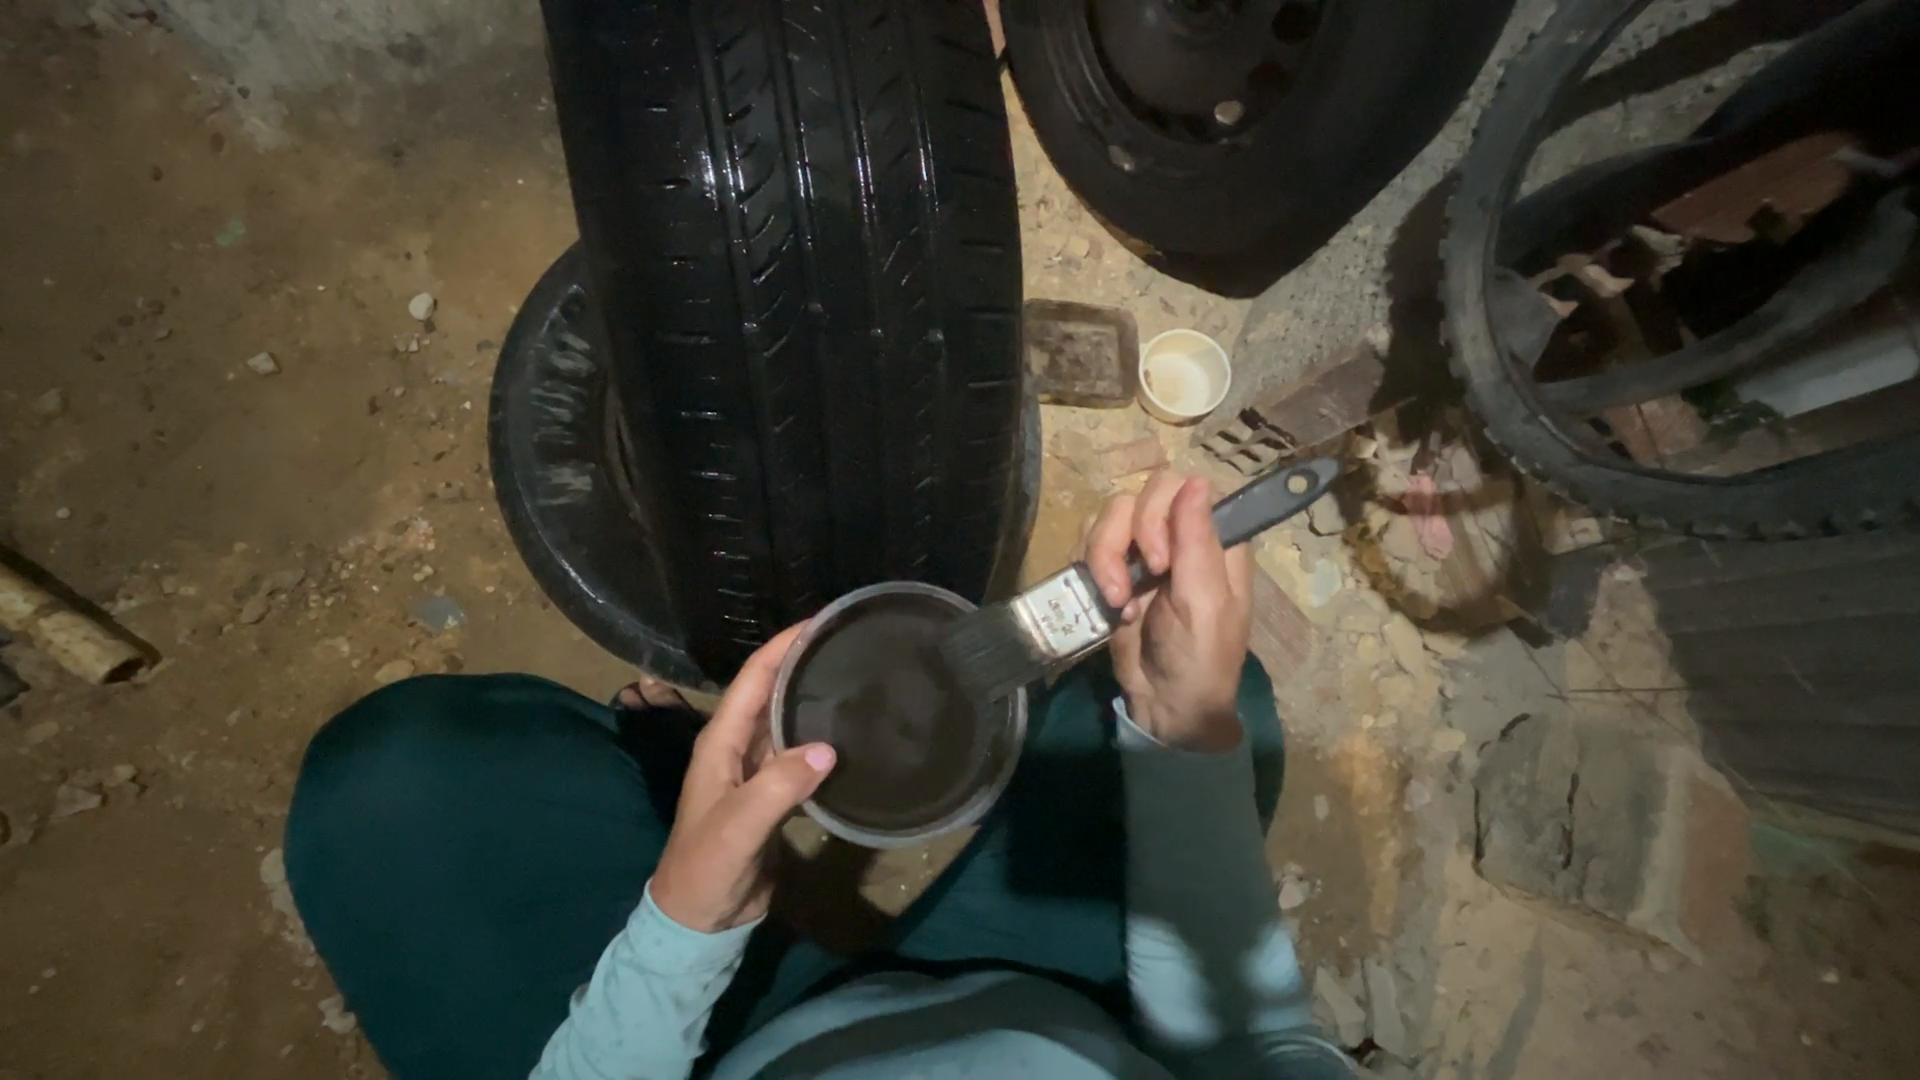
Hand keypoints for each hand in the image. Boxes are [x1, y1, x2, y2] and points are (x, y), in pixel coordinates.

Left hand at [649, 624, 836, 932]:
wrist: (700, 921)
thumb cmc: (707, 868)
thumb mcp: (738, 826)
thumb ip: (778, 786)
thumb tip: (828, 749)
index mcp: (721, 742)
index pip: (754, 678)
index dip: (782, 646)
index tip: (819, 621)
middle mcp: (739, 746)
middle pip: (773, 691)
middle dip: (804, 663)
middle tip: (849, 644)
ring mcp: (757, 770)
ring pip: (789, 720)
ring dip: (815, 698)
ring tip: (857, 678)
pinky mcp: (775, 793)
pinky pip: (802, 753)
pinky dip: (823, 738)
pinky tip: (852, 734)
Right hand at [1084, 471, 1251, 752]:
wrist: (1164, 703)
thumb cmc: (1201, 657)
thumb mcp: (1206, 604)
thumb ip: (1198, 543)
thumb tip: (1196, 480)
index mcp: (1214, 540)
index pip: (1186, 485)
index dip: (1165, 510)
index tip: (1164, 557)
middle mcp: (1177, 535)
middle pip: (1141, 494)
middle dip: (1131, 534)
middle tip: (1141, 579)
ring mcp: (1141, 550)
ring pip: (1109, 514)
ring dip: (1104, 555)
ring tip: (1117, 599)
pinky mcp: (1110, 567)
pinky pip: (1087, 540)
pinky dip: (1090, 565)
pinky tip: (1107, 601)